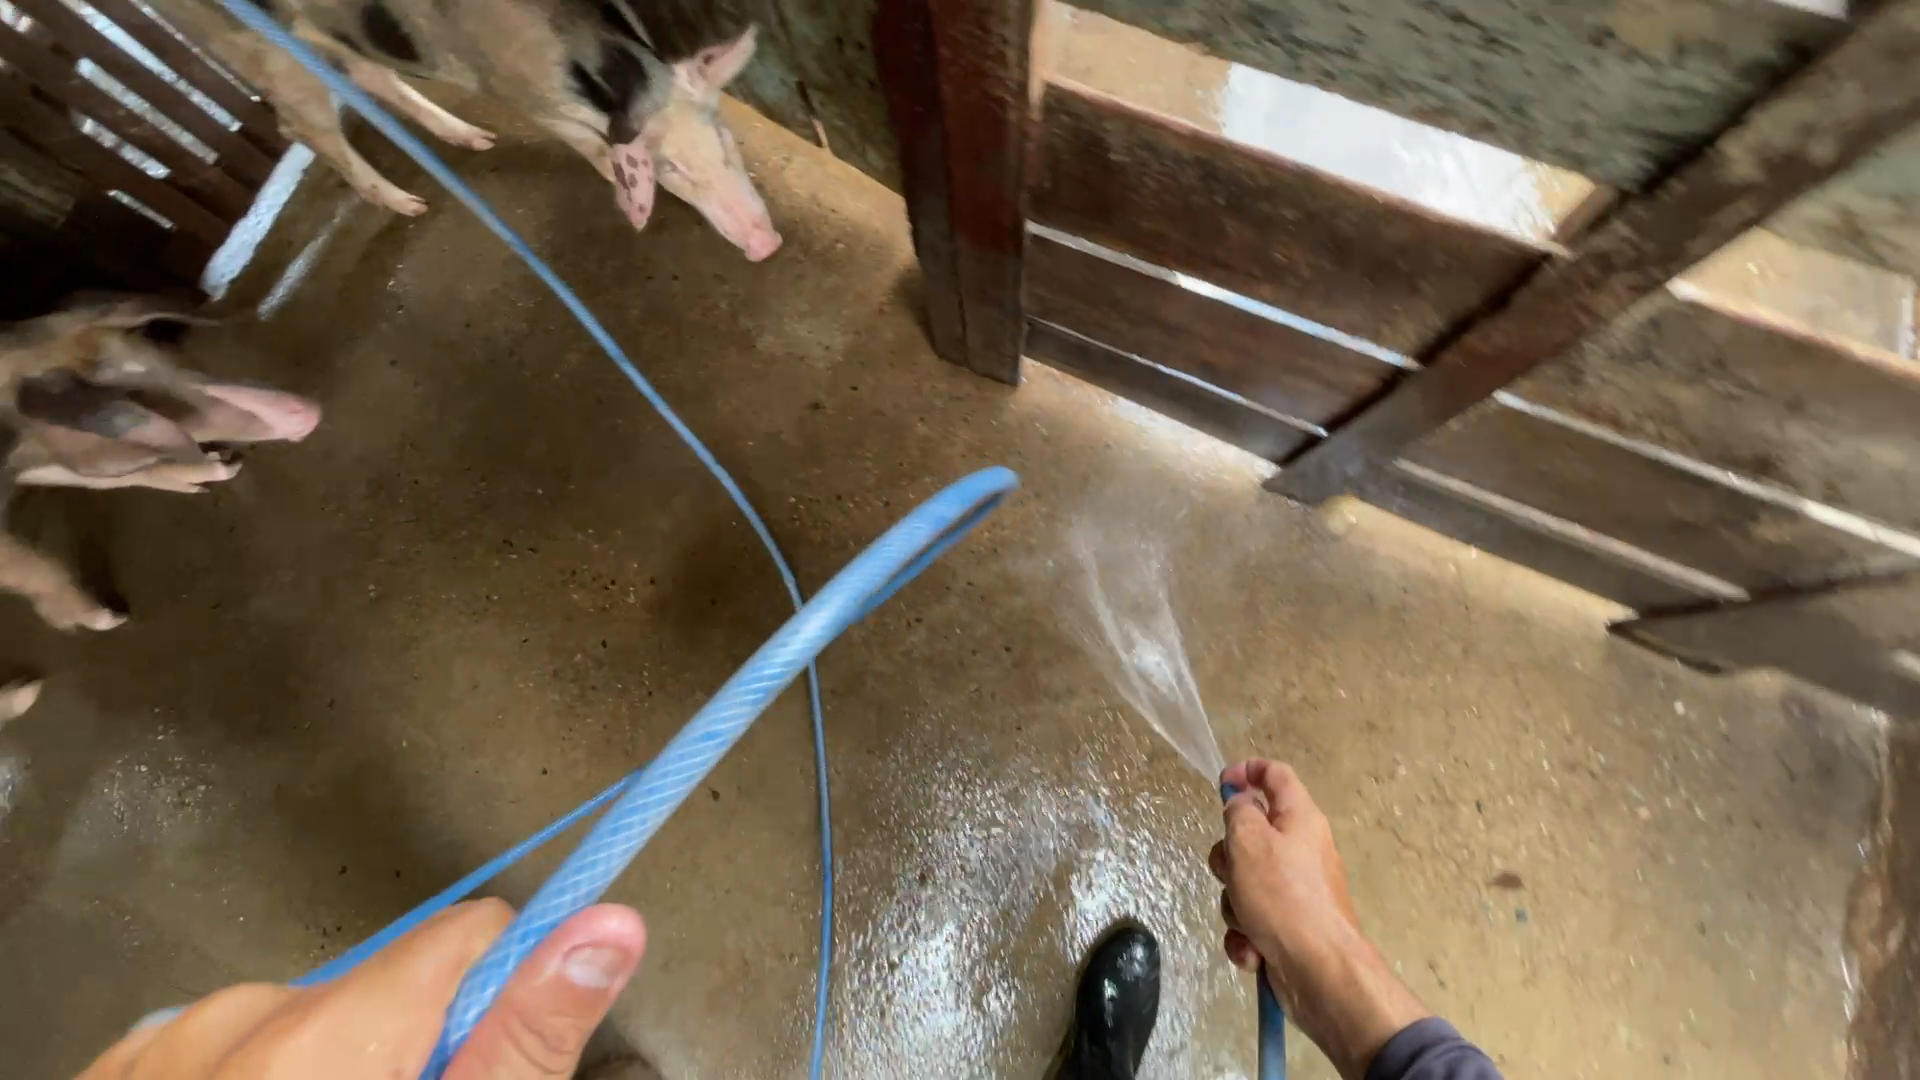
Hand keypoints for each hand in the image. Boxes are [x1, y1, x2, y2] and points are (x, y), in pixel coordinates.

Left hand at [77, 899, 645, 1079]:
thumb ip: (531, 1035)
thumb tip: (613, 922)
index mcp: (330, 1028)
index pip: (473, 932)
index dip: (501, 992)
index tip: (484, 1060)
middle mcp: (233, 1016)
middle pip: (390, 980)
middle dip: (412, 1043)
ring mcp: (150, 1051)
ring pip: (308, 1015)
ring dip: (330, 1068)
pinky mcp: (113, 1074)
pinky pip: (223, 1044)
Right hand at [1210, 760, 1428, 1079]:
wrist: (1322, 974)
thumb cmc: (1283, 896)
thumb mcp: (1248, 838)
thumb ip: (1237, 811)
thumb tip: (1241, 807)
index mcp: (1300, 819)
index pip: (1275, 775)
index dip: (1247, 770)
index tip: (1222, 784)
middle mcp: (1300, 850)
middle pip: (1250, 834)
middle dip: (1228, 855)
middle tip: (1231, 868)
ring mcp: (1294, 891)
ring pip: (1243, 880)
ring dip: (1234, 901)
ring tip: (1247, 919)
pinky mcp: (1287, 927)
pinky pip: (1251, 917)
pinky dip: (1245, 933)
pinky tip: (1252, 948)